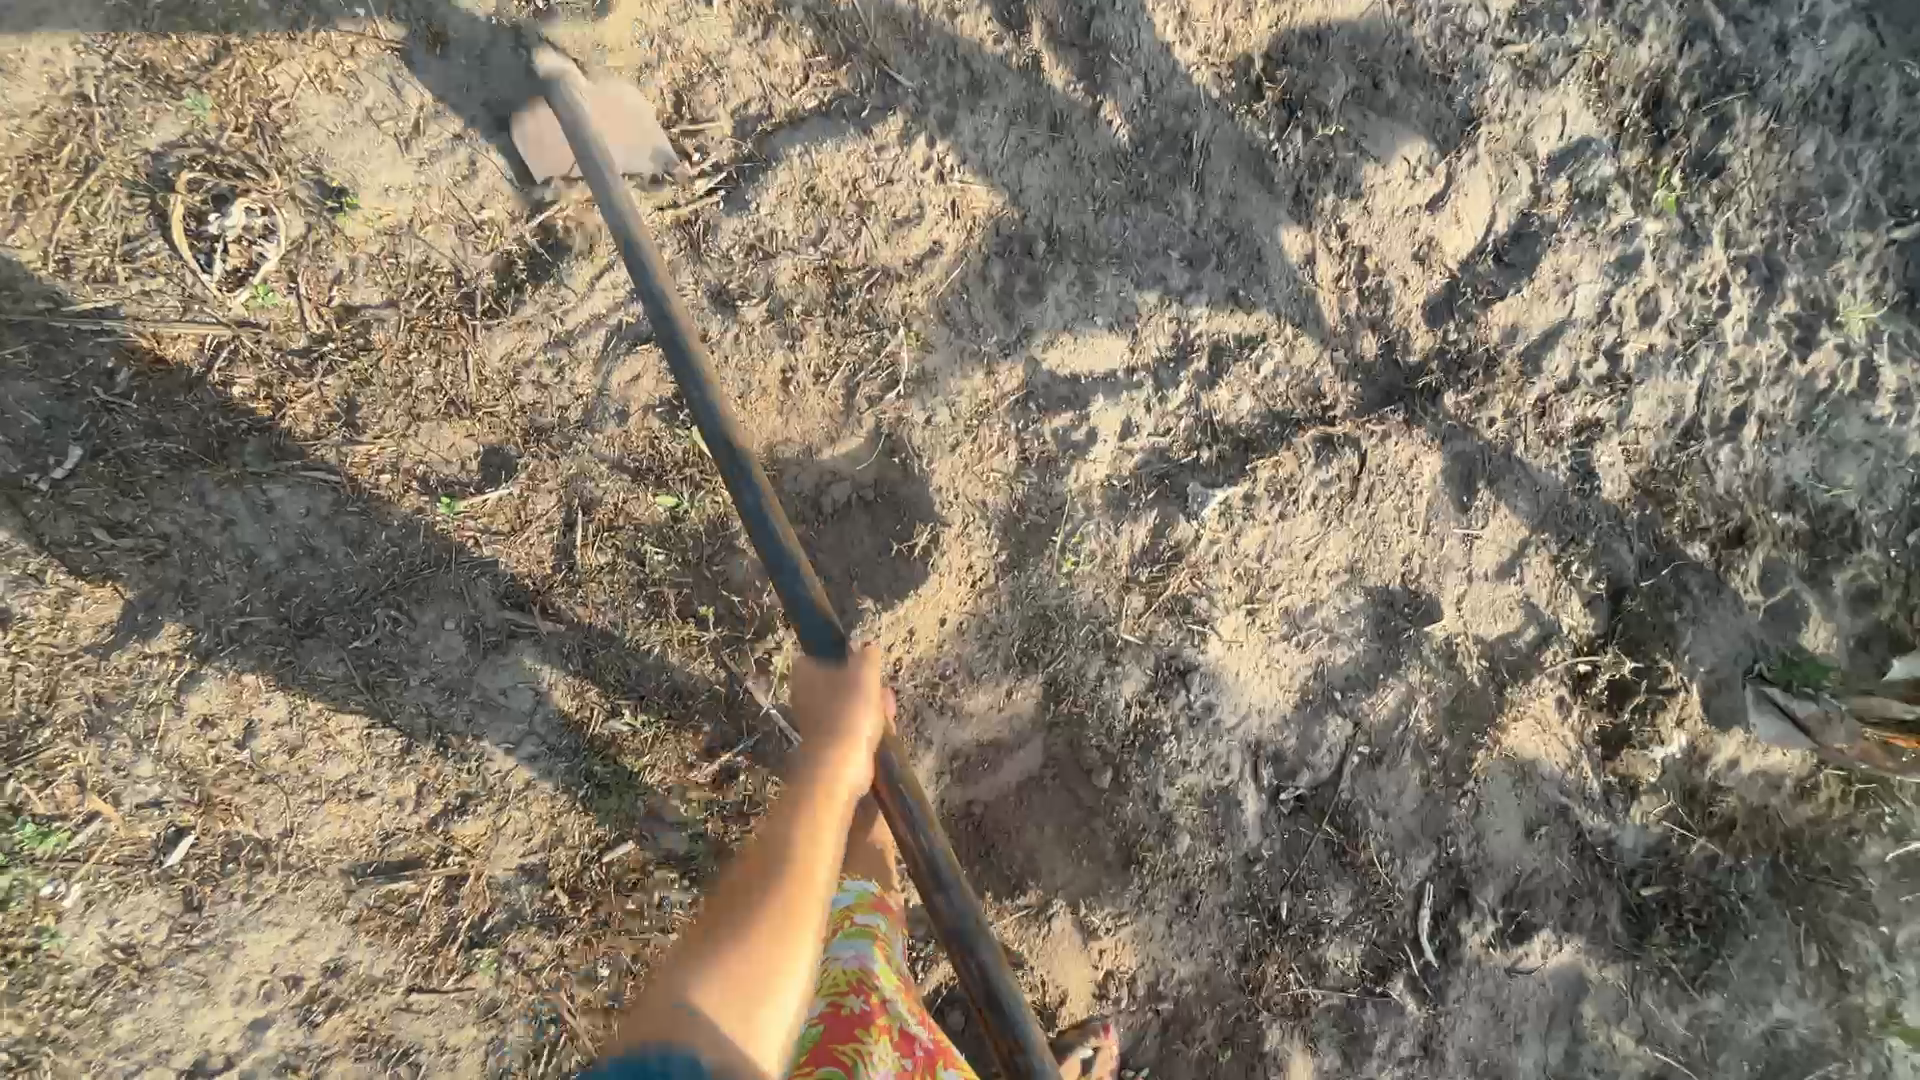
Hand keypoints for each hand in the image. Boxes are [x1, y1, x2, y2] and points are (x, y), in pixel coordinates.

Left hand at [787, 644, 893, 799]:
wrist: (842, 765)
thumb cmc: (850, 711)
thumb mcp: (865, 673)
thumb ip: (867, 655)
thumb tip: (868, 646)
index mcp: (804, 675)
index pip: (814, 656)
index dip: (838, 656)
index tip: (859, 660)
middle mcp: (805, 696)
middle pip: (838, 681)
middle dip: (865, 684)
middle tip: (882, 688)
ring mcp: (817, 721)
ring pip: (848, 704)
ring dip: (871, 705)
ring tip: (888, 711)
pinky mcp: (830, 742)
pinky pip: (852, 725)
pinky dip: (868, 725)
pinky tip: (886, 729)